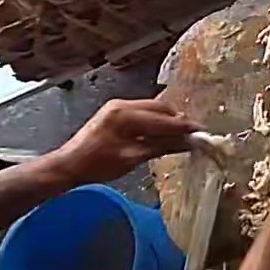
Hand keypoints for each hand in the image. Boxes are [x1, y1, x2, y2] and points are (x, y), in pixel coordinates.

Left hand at [50, 98, 200, 185]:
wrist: (68, 165)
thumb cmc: (97, 165)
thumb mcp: (132, 158)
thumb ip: (162, 146)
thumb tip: (188, 143)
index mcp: (125, 115)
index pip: (163, 119)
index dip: (184, 127)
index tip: (201, 133)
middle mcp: (123, 104)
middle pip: (160, 108)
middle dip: (178, 121)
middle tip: (193, 135)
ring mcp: (119, 106)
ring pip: (153, 108)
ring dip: (168, 121)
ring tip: (180, 135)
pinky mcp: (117, 111)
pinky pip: (144, 112)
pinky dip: (156, 121)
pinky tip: (162, 133)